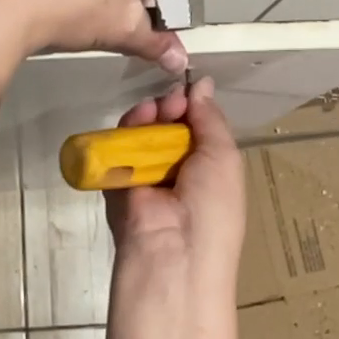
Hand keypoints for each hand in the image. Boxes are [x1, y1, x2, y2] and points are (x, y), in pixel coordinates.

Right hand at [104, 78, 245, 289]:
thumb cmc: (211, 207)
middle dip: (169, 109)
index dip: (192, 108)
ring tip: (152, 111)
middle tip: (169, 102)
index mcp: (209, 173)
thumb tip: (202, 84)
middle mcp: (177, 175)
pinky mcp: (115, 185)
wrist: (173, 255)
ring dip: (147, 117)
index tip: (189, 92)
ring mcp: (144, 180)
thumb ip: (210, 119)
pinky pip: (116, 152)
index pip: (196, 130)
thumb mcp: (224, 158)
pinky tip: (133, 122)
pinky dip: (122, 134)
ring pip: (140, 136)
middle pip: (166, 129)